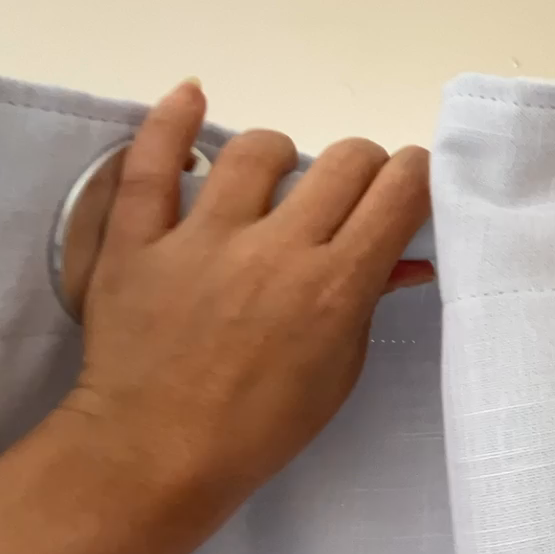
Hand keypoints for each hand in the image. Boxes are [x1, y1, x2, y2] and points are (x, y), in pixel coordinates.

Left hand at [64, 80, 432, 499]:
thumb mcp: (343, 366)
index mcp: (338, 285)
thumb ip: (372, 297)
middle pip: (346, 158)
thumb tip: (405, 255)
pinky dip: (172, 122)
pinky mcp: (138, 242)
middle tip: (353, 194)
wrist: (154, 458)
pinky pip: (151, 163)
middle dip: (366, 165)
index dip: (416, 173)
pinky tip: (194, 95)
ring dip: (287, 158)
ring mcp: (204, 240)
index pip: (400, 189)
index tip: (410, 185)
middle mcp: (280, 249)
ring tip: (278, 184)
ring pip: (262, 149)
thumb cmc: (268, 422)